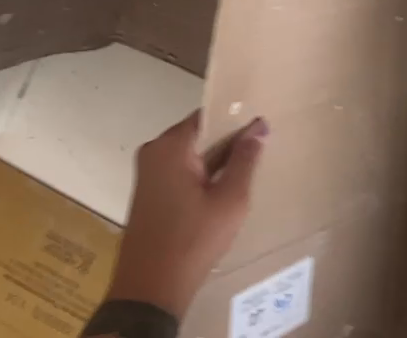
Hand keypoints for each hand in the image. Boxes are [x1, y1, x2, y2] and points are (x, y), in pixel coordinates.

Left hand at [105, 111, 268, 317]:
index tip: (258, 127)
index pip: (208, 116)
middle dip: (226, 142)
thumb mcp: (229, 199)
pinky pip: (178, 171)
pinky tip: (219, 192)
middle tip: (255, 152)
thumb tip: (259, 126)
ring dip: (213, 162)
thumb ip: (245, 159)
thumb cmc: (193, 240)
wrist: (150, 290)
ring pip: (189, 155)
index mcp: (170, 145)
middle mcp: (154, 151)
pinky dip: (198, 176)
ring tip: (243, 171)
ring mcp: (147, 173)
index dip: (235, 120)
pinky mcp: (147, 193)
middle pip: (198, 134)